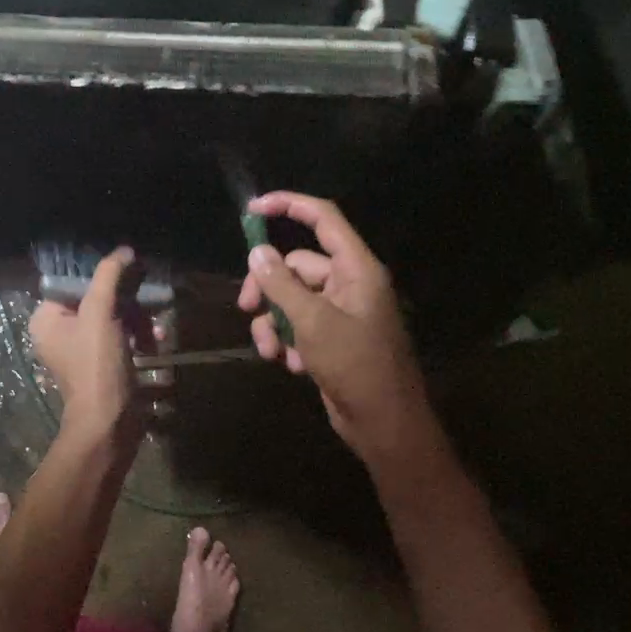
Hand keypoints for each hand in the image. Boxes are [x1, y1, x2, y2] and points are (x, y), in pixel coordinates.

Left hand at [30, 247, 143, 437]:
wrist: (110, 425)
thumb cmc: (96, 366)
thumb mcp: (100, 314)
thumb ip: (109, 277)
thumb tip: (124, 250)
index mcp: (47, 319)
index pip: (73, 282)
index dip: (101, 274)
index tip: (130, 269)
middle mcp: (59, 332)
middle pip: (96, 298)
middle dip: (126, 301)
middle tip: (147, 300)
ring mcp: (81, 350)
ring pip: (113, 317)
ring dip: (137, 320)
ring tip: (154, 330)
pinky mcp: (103, 364)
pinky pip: (121, 337)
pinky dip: (139, 337)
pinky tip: (155, 342)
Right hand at [237, 193, 428, 459]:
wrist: (384, 425)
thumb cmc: (355, 365)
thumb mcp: (311, 322)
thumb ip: (280, 284)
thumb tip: (257, 251)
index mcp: (356, 269)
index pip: (323, 219)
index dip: (289, 206)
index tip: (252, 208)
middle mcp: (349, 284)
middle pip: (295, 265)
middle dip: (268, 287)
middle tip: (246, 306)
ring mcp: (340, 312)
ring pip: (291, 298)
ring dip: (274, 321)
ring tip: (270, 349)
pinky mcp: (331, 338)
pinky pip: (298, 323)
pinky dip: (287, 339)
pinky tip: (288, 363)